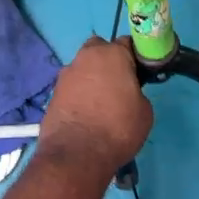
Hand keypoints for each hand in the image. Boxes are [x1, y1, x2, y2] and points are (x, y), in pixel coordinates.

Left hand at [38, 37, 152, 171]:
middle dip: (107, 60)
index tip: (138, 73)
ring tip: (99, 103)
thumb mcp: (144, 111)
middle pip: (99, 48)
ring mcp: (66, 73)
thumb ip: (137, 92)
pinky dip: (78, 94)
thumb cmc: (117, 129)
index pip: (127, 43)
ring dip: (91, 77)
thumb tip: (127, 93)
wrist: (76, 155)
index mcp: (113, 54)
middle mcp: (87, 56)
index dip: (134, 58)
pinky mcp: (53, 92)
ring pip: (83, 67)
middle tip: (117, 84)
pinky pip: (72, 86)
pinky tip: (85, 113)